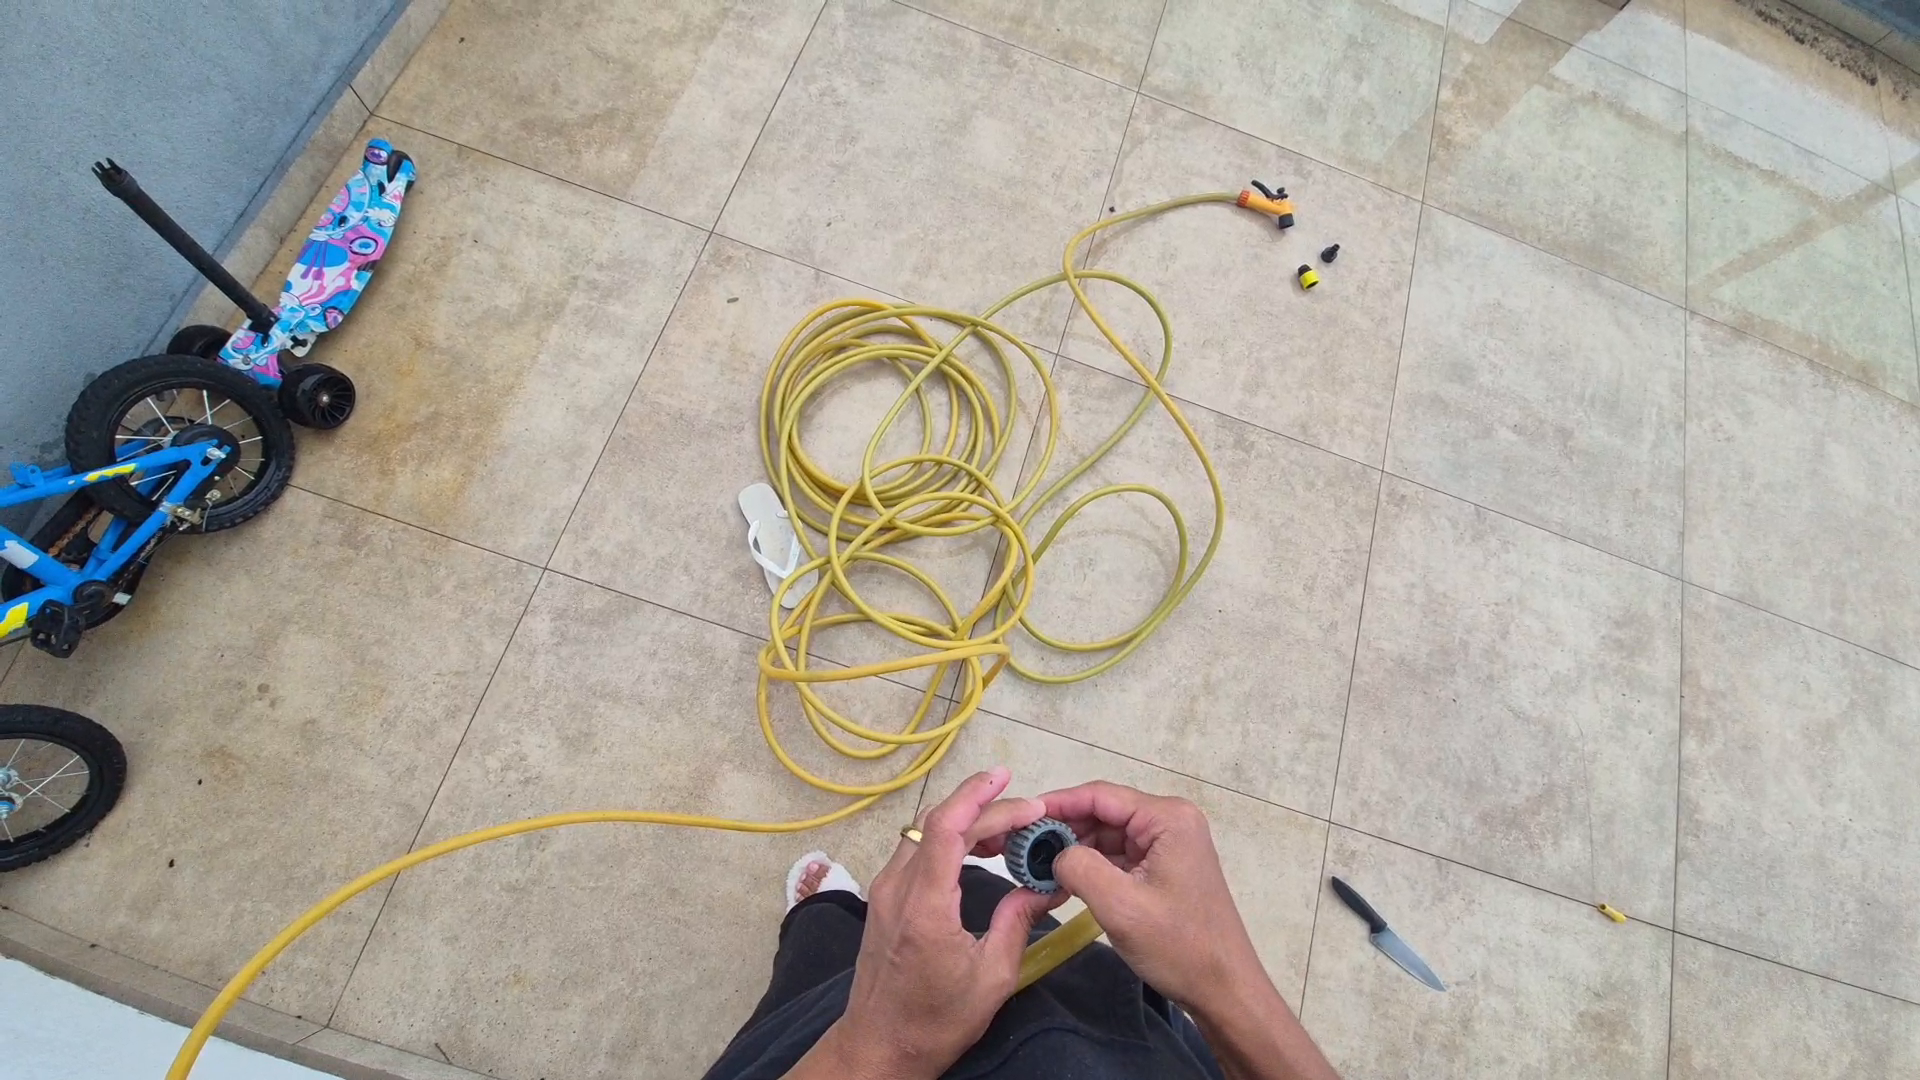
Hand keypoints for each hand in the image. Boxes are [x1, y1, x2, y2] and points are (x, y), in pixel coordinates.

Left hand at [813, 767, 1061, 1079]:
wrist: (877, 1046)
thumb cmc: (935, 1020)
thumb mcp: (991, 978)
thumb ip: (1018, 922)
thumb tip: (1046, 885)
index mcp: (925, 904)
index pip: (946, 827)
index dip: (978, 796)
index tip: (1011, 782)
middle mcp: (898, 885)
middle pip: (941, 822)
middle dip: (987, 807)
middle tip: (1031, 811)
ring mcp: (886, 886)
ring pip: (927, 830)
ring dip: (968, 818)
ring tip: (1012, 826)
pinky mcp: (885, 894)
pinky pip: (919, 847)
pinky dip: (951, 835)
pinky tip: (980, 846)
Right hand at [1039, 781, 1264, 1013]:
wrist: (1226, 994)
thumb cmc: (1180, 948)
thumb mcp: (1120, 906)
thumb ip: (1080, 867)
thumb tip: (1055, 853)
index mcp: (1167, 818)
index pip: (1100, 795)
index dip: (1058, 803)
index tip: (1023, 816)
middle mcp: (1170, 820)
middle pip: (1104, 811)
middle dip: (1065, 827)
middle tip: (1025, 844)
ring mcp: (1169, 843)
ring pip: (1108, 833)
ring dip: (1076, 847)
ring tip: (1038, 861)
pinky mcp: (1164, 865)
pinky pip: (1119, 853)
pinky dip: (1092, 863)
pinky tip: (1066, 876)